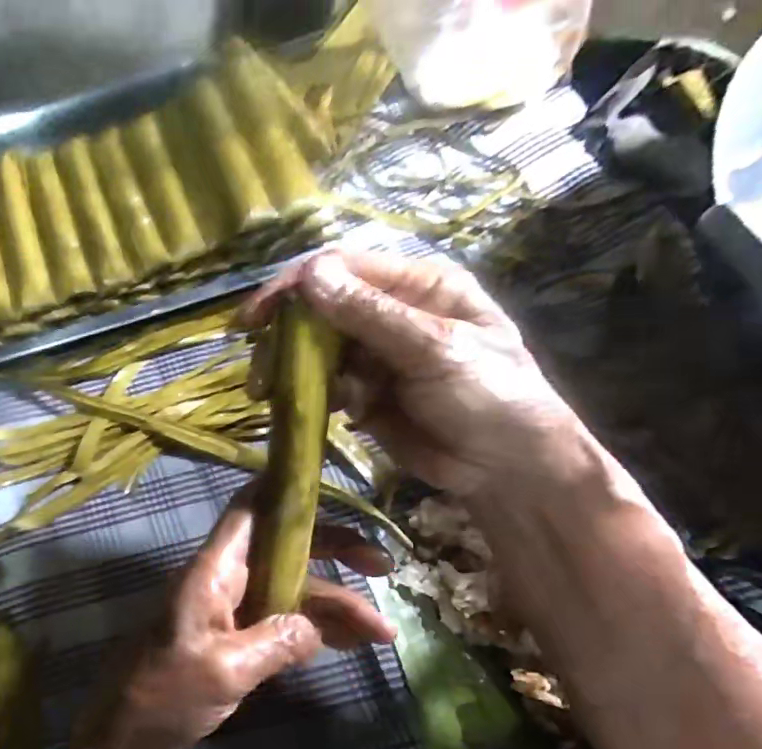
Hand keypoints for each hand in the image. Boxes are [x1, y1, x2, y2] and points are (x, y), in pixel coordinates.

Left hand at [80, 490, 395, 748]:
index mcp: (213, 572)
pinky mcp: (235, 638)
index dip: (286, 489)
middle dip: (335, 552)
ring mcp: (231, 610)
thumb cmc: (164, 695)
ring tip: (383, 633)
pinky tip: (351, 644)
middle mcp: (224, 581)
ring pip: (291, 591)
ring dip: (336, 606)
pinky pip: (282, 622)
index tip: (334, 485)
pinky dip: (316, 630)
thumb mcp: (225, 671)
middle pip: (285, 549)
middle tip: (384, 566)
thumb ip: (276, 642)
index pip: (249, 509)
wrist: (127, 737)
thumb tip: (316, 626)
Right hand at [240, 249, 586, 496]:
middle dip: (286, 335)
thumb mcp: (434, 348)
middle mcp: (391, 313)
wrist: (505, 467)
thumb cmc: (489, 394)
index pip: (343, 268)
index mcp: (417, 285)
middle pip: (322, 309)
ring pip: (317, 351)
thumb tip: (310, 277)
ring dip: (294, 371)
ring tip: (273, 394)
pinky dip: (316, 397)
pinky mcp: (364, 394)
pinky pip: (327, 387)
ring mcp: (375, 356)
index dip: (295, 286)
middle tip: (257, 368)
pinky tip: (324, 411)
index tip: (255, 317)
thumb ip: (371, 315)